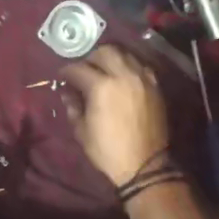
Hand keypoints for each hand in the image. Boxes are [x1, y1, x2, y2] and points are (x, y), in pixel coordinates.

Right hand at [61, 44, 168, 186]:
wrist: (144, 165)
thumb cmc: (108, 151)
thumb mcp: (82, 132)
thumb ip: (73, 107)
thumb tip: (67, 93)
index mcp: (101, 87)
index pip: (79, 69)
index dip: (67, 72)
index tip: (62, 77)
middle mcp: (123, 75)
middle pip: (105, 52)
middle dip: (90, 58)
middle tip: (84, 70)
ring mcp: (142, 79)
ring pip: (125, 55)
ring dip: (111, 59)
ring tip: (104, 71)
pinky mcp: (155, 86)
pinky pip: (140, 66)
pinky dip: (129, 67)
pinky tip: (123, 78)